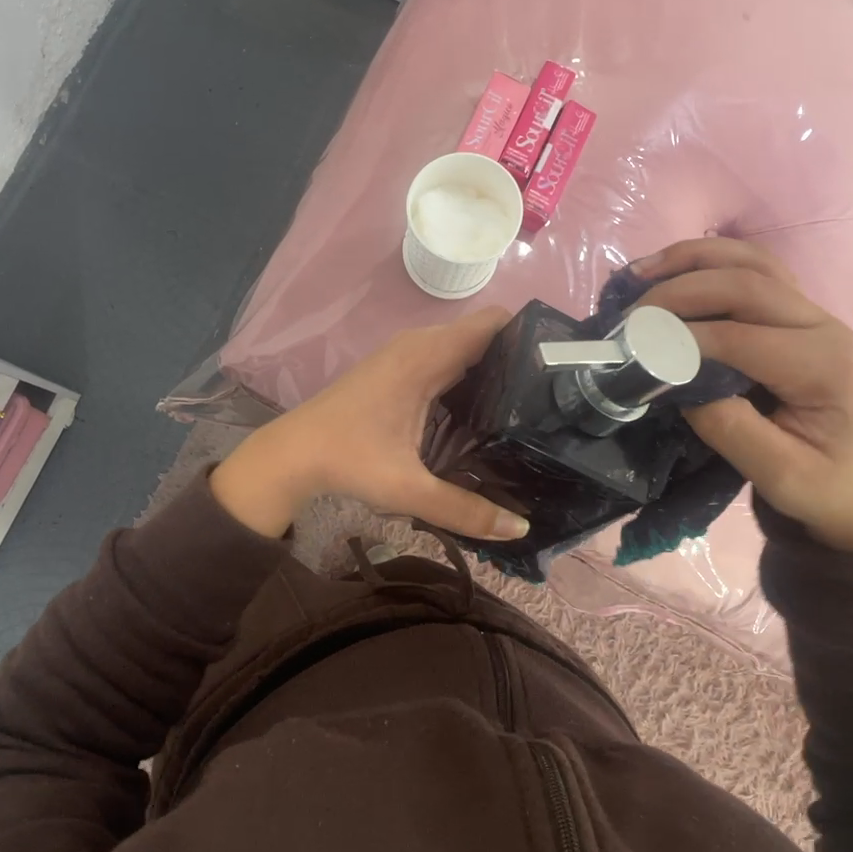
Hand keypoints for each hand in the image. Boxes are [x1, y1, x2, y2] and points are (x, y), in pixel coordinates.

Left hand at [210, 308, 529, 540]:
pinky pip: (449, 361)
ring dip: (495, 369)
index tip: (561, 366)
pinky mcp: (399, 370)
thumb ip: (464, 510)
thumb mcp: (408, 488)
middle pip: (485, 335)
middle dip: (520, 358)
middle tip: (557, 397)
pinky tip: (487, 414)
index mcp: (427, 356)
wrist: (291, 454)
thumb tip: (519, 529)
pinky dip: (472, 377)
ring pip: (466, 349)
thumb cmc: (347, 460)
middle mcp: (420, 345)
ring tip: (532, 406)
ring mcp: (407, 354)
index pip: (494, 322)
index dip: (530, 335)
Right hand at [633, 239, 852, 551]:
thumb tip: (678, 385)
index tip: (634, 352)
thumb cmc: (824, 487)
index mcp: (823, 366)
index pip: (741, 336)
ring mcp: (810, 314)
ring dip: (691, 260)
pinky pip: (752, 269)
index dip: (682, 338)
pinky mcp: (795, 314)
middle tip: (628, 317)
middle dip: (679, 292)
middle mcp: (822, 326)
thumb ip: (731, 429)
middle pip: (745, 284)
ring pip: (750, 262)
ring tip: (640, 274)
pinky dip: (708, 261)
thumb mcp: (780, 477)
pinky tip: (670, 270)